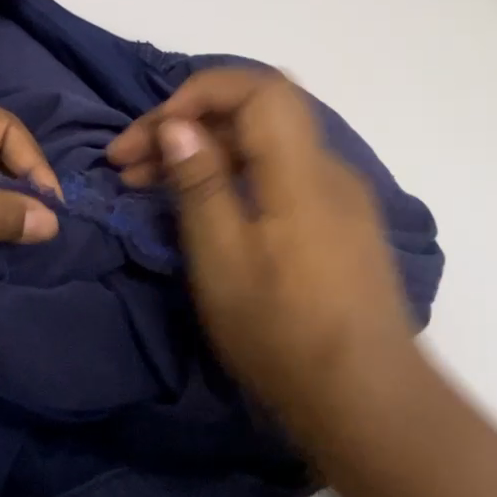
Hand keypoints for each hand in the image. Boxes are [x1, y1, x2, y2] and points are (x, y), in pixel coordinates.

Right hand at [106, 69, 421, 437]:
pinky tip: (195, 210)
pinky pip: (273, 176)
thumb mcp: (222, 257)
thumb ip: (198, 182)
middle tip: (126, 162)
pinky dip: (226, 177)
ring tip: (145, 185)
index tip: (153, 132)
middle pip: (252, 114)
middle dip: (184, 124)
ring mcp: (336, 200)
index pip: (259, 89)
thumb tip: (176, 124)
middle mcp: (326, 172)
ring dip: (199, 153)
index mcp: (302, 172)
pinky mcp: (336, 228)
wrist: (370, 408)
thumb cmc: (283, 331)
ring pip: (259, 147)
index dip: (199, 93)